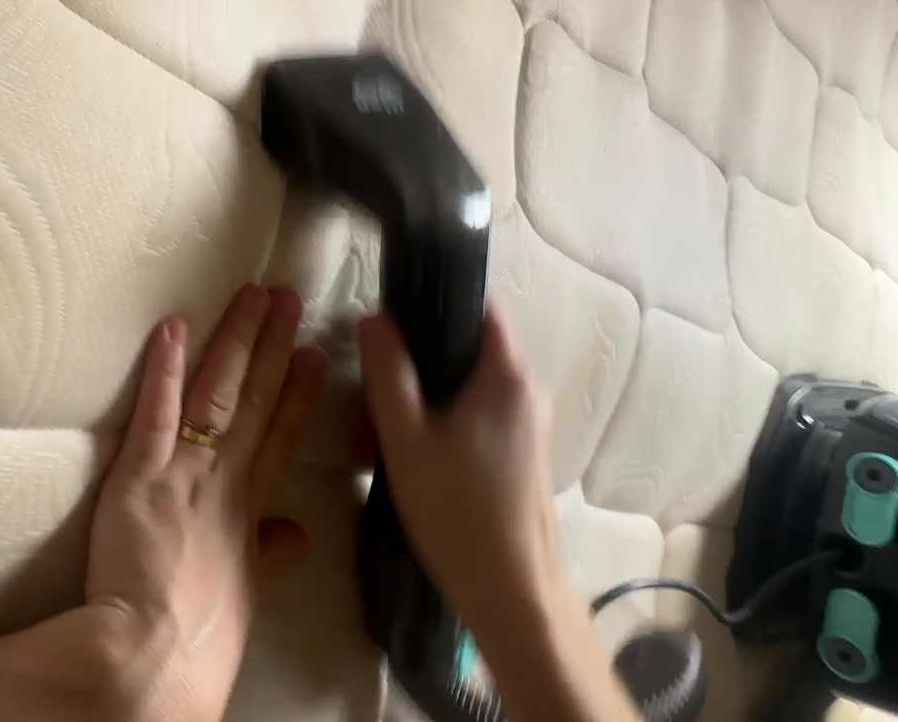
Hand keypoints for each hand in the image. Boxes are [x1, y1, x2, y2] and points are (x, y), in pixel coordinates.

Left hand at [85, 285, 326, 721]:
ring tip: (253, 297)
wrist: (155, 657)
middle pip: (256, 398)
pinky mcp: (141, 473)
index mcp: (250, 503)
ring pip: (217, 392)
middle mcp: (224, 477)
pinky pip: (157, 411)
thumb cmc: (201, 630)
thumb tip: (297, 534)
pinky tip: (174, 326)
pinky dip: (166, 368)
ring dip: (237, 340)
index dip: (299, 390)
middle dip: (274, 345)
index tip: (315, 353)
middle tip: (288, 299)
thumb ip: (269, 549)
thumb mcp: (247, 587)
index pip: (281, 433)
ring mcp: (184, 471)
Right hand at [356, 310, 562, 639]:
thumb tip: (375, 318)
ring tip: (376, 438)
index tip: (393, 322)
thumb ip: (387, 371)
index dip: (434, 304)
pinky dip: (439, 424)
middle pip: (462, 352)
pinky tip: (407, 457)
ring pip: (463, 388)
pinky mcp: (521, 453)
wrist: (512, 593)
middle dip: (412, 367)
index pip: (478, 307)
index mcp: (506, 375)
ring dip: (419, 402)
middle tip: (369, 401)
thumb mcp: (405, 436)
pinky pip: (474, 416)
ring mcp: (527, 424)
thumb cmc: (456, 508)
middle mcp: (526, 391)